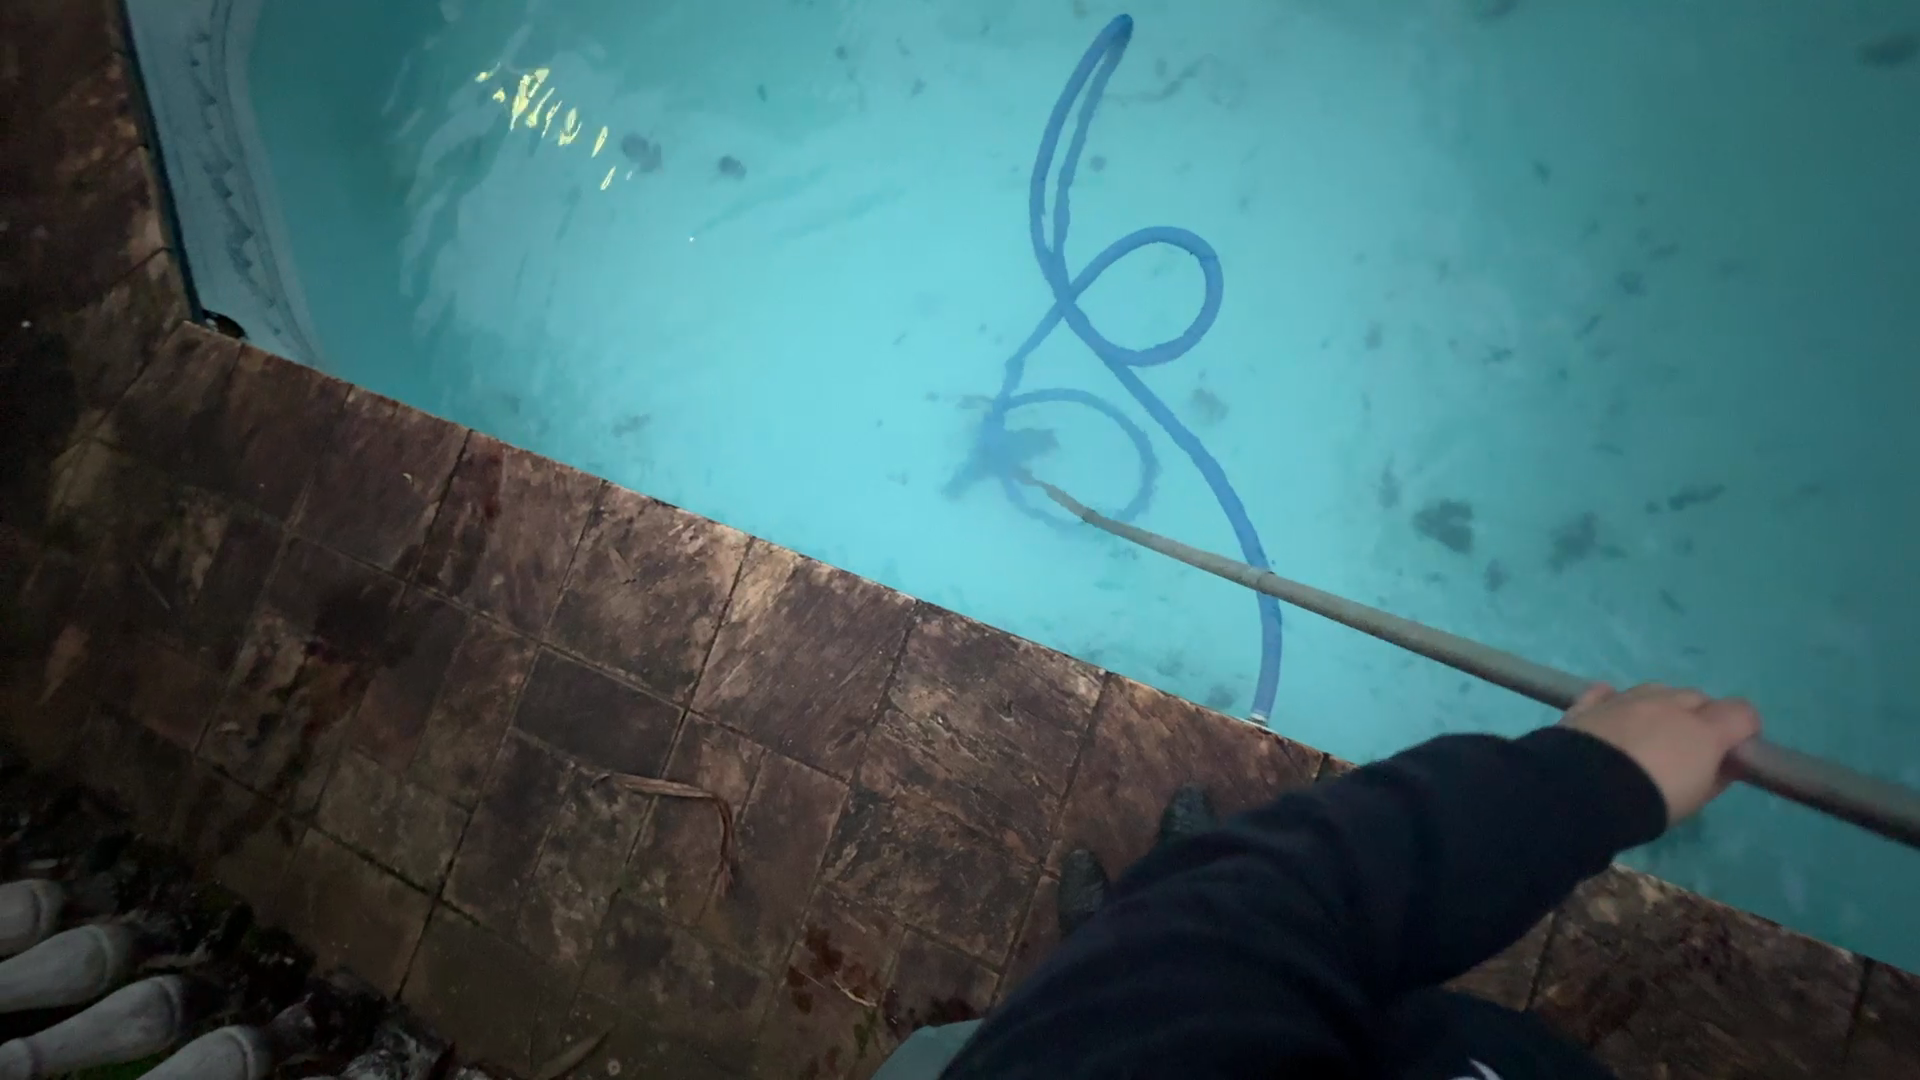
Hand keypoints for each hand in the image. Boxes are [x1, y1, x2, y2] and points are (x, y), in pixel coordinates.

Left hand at [1559, 682, 1761, 824]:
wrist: (1584, 787)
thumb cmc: (1652, 798)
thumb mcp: (1699, 795)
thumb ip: (1718, 772)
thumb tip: (1727, 760)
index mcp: (1701, 729)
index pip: (1739, 711)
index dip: (1742, 727)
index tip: (1735, 745)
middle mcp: (1663, 706)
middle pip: (1693, 697)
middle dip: (1699, 714)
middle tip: (1690, 741)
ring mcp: (1621, 701)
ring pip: (1653, 690)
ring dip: (1659, 704)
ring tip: (1651, 729)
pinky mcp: (1586, 704)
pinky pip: (1604, 693)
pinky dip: (1612, 699)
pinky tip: (1610, 712)